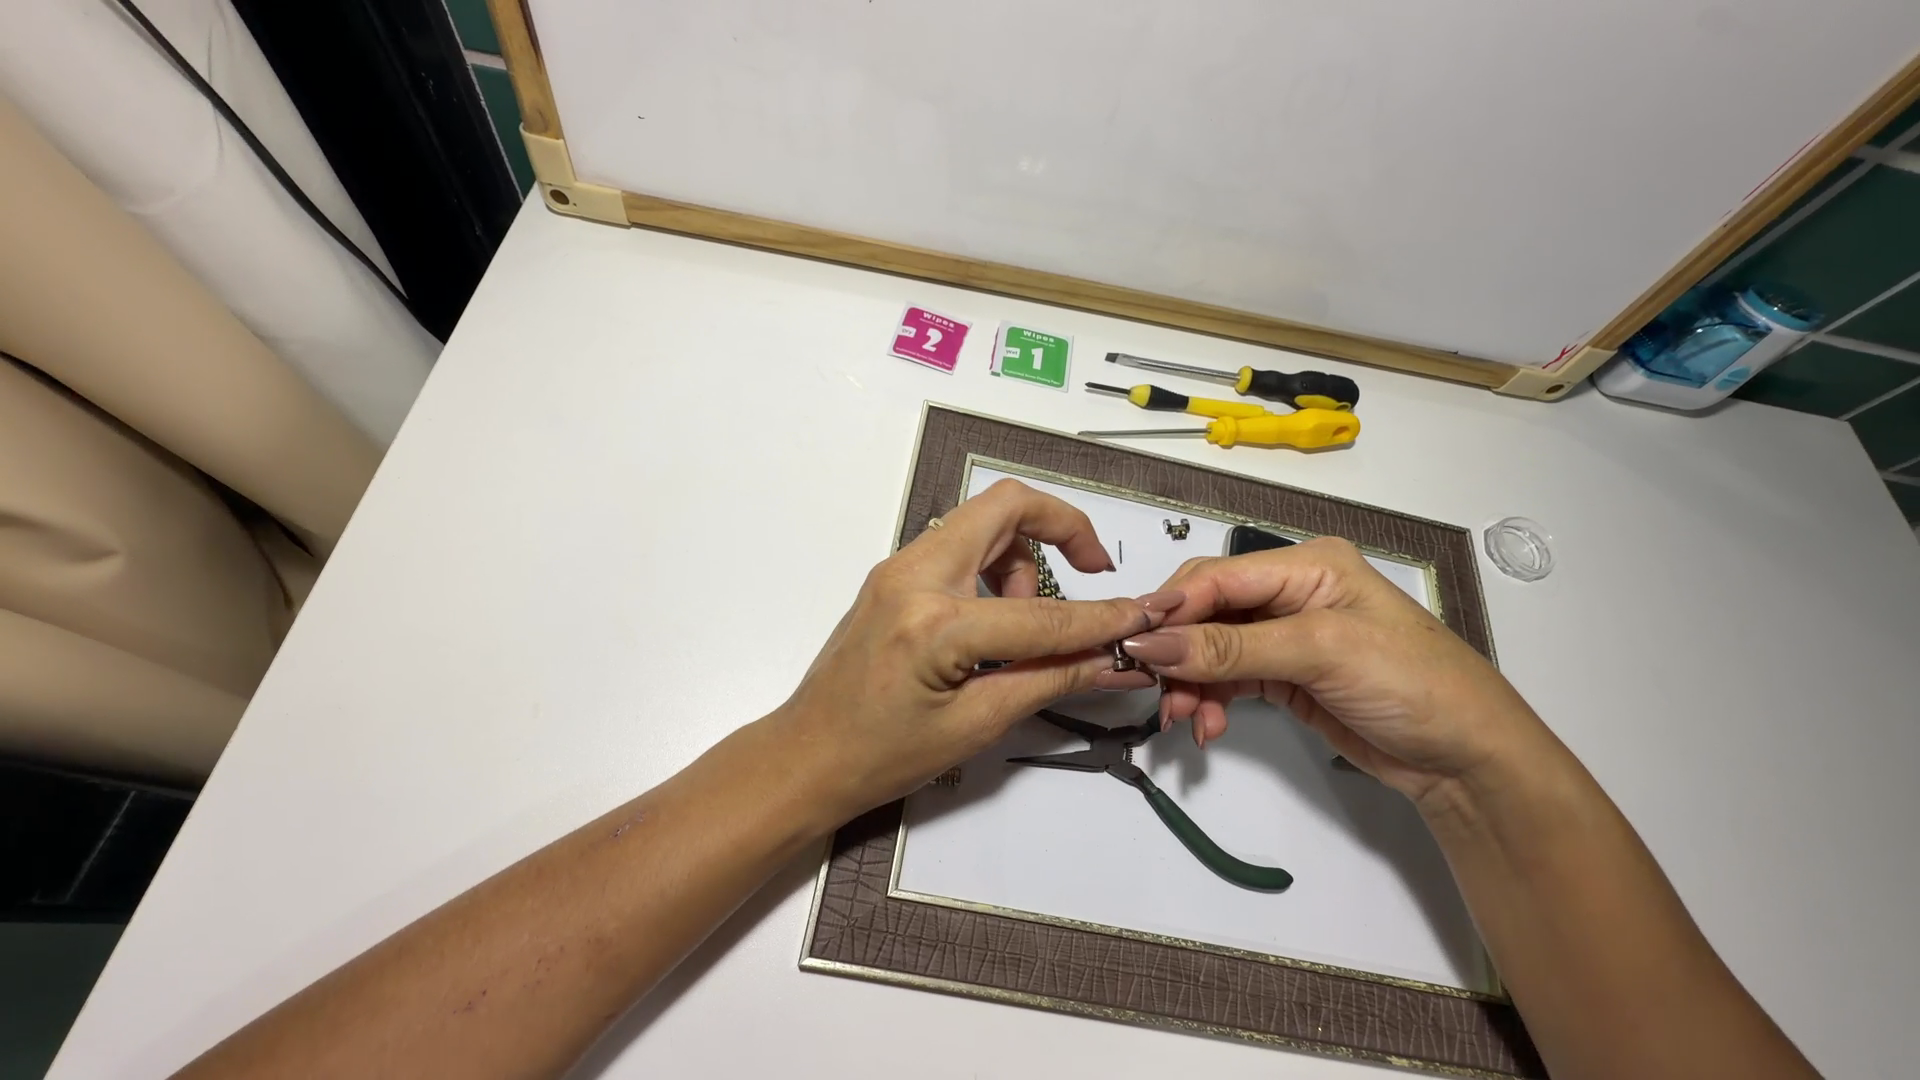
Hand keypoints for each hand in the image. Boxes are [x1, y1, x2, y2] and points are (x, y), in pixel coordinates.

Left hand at [773, 479, 1179, 822]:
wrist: (807, 756)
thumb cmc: (881, 755)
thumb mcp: (977, 724)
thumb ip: (1052, 680)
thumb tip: (1113, 660)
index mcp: (934, 624)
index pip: (1041, 613)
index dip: (1100, 618)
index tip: (1140, 616)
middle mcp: (912, 576)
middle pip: (1004, 504)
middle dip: (1062, 525)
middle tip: (1093, 565)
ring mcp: (897, 568)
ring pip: (981, 519)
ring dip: (1022, 552)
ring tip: (1030, 616)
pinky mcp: (893, 575)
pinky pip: (957, 544)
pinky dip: (993, 564)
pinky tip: (997, 616)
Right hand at [1117, 537, 1550, 806]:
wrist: (1468, 761)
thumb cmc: (1414, 685)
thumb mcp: (1321, 652)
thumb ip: (1231, 648)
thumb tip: (1151, 645)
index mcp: (1308, 565)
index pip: (1219, 577)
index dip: (1173, 608)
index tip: (1134, 644)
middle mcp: (1291, 592)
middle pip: (1208, 612)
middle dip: (1179, 651)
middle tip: (1156, 688)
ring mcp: (1286, 636)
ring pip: (1210, 649)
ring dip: (1191, 683)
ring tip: (1186, 720)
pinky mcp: (1283, 676)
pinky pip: (1226, 679)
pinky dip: (1210, 700)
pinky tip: (1207, 726)